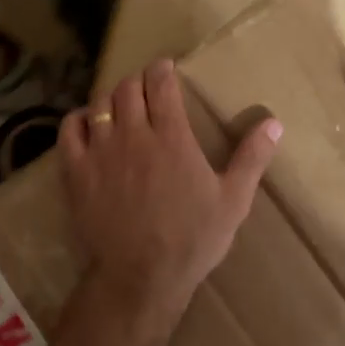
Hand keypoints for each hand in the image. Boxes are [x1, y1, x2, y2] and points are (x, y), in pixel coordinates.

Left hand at [59, 59, 281, 316]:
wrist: (140, 277)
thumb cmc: (192, 239)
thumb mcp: (233, 200)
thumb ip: (252, 158)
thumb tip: (274, 122)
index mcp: (172, 137)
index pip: (161, 84)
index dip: (163, 69)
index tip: (167, 68)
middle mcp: (134, 135)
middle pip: (128, 88)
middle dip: (139, 81)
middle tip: (147, 88)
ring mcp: (101, 152)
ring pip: (100, 103)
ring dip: (111, 98)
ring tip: (121, 106)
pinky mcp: (76, 172)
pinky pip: (70, 129)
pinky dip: (79, 119)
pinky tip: (89, 124)